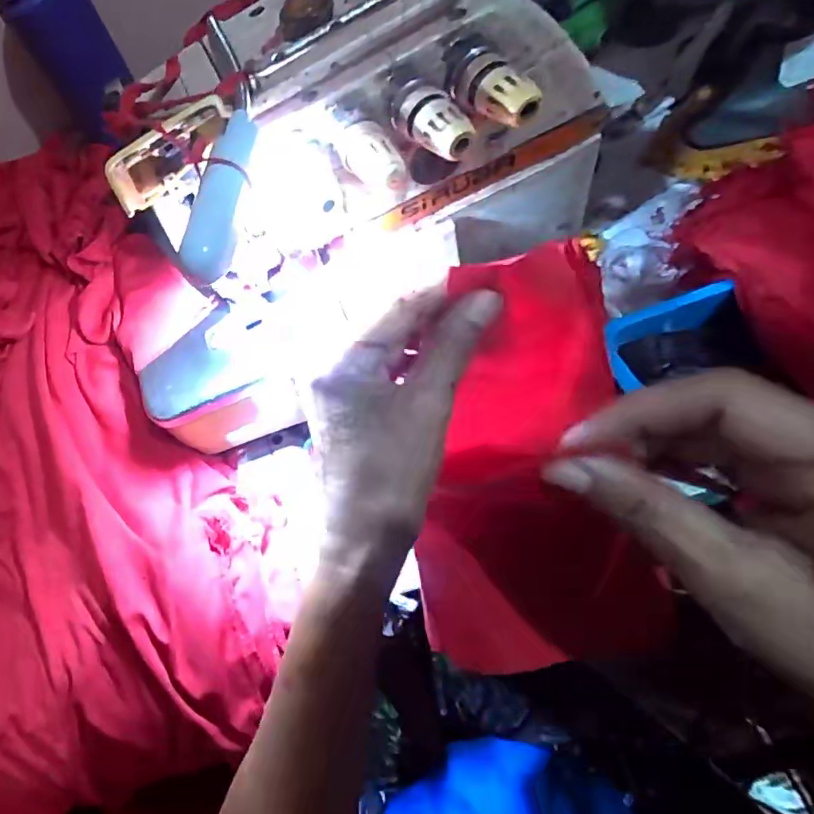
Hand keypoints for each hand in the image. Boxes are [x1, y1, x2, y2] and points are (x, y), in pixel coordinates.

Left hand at [306, 288, 502, 575]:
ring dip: (422, 332)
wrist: (361, 534)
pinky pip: (378, 365)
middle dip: (430, 308)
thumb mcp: (428, 403)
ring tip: (468, 323)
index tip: (483, 279)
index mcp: (340, 358)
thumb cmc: (394, 469)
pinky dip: (409, 357)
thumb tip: (485, 297)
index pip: (393, 308)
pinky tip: (440, 355)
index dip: (438, 290)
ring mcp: (332, 383)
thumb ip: (452, 345)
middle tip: (480, 299)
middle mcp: (327, 363)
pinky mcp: (343, 402)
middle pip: (383, 321)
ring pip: (381, 343)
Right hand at [540, 370, 813, 749]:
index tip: (574, 443)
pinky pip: (741, 435)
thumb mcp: (730, 582)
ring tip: (602, 466)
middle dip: (641, 426)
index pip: (729, 397)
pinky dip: (685, 452)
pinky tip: (649, 472)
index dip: (639, 410)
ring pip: (726, 415)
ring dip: (657, 438)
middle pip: (725, 402)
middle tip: (578, 458)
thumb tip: (560, 465)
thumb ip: (646, 512)